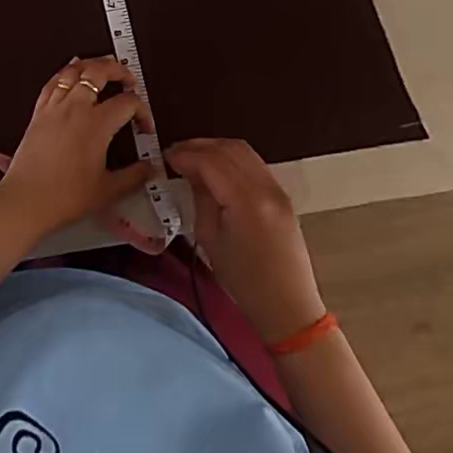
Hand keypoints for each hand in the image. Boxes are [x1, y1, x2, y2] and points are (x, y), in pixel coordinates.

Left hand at [0, 57, 153, 241]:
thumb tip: (149, 168)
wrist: (27, 199)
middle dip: (117, 69)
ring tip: (102, 67)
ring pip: (72, 71)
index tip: (144, 126)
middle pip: (97, 72)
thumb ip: (134, 176)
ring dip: (90, 65)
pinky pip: (52, 83)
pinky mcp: (38, 112)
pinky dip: (64, 73)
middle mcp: (74, 108)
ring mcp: (53, 107)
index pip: (127, 103)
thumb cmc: (65, 196)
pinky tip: (69, 73)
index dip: (143, 111)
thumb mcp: (108, 190)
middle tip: (128, 78)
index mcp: (96, 124)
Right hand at [164, 138, 326, 342]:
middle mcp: (266, 189)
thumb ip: (200, 197)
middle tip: (175, 154)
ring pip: (243, 150)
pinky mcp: (282, 197)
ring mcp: (278, 191)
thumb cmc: (242, 279)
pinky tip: (214, 169)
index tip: (164, 158)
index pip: (210, 161)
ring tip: (193, 159)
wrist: (288, 306)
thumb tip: (189, 172)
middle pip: (228, 148)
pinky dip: (230, 158)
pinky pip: (253, 163)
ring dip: (214, 148)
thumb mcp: (208, 237)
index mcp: (246, 201)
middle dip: (198, 146)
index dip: (183, 154)